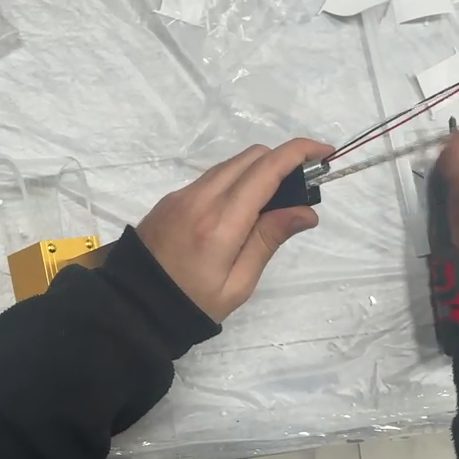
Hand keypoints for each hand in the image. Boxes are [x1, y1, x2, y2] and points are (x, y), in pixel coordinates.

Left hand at [136, 139, 333, 322]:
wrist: (133, 305)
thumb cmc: (190, 304)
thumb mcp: (237, 284)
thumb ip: (268, 240)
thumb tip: (305, 210)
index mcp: (221, 221)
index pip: (267, 169)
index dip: (300, 153)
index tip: (325, 154)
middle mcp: (200, 198)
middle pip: (251, 157)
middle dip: (283, 162)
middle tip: (302, 189)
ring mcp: (182, 195)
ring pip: (230, 165)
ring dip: (258, 171)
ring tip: (274, 203)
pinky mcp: (171, 199)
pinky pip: (211, 178)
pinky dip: (235, 181)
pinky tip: (242, 210)